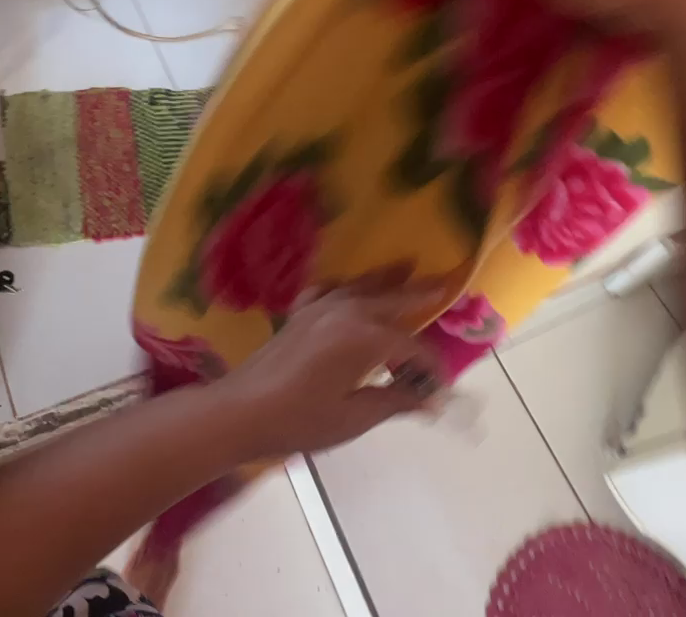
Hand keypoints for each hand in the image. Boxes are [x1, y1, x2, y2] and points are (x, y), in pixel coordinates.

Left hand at [210, 282, 446, 459]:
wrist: (239, 411)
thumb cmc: (298, 419)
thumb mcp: (352, 417)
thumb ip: (393, 401)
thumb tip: (428, 400)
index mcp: (363, 338)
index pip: (410, 347)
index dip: (430, 366)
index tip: (441, 387)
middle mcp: (345, 312)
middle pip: (391, 299)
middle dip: (420, 294)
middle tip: (446, 282)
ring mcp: (319, 307)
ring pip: (362, 286)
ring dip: (387, 279)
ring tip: (409, 265)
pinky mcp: (300, 312)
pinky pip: (329, 288)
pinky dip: (345, 285)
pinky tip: (349, 289)